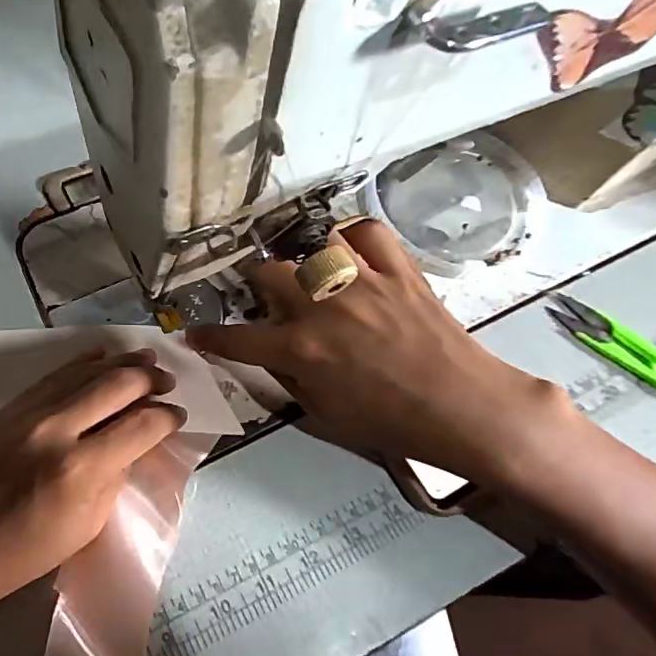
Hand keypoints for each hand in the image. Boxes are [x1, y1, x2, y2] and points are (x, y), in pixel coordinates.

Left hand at [0, 349, 185, 608]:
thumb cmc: (27, 550)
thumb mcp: (90, 522)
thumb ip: (117, 473)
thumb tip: (135, 440)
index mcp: (80, 468)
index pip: (141, 426)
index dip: (167, 417)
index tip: (178, 416)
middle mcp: (56, 429)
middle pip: (117, 385)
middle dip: (151, 379)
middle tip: (168, 382)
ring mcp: (29, 413)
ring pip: (87, 370)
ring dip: (122, 362)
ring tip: (148, 358)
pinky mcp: (10, 408)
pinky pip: (56, 374)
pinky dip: (84, 362)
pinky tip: (103, 356)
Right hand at [187, 221, 577, 491]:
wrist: (459, 407)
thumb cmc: (391, 423)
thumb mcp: (325, 416)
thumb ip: (290, 381)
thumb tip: (272, 355)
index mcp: (301, 350)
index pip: (237, 339)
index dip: (210, 337)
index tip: (196, 333)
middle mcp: (323, 307)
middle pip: (270, 273)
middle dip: (259, 285)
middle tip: (269, 298)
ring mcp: (362, 282)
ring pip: (315, 246)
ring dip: (307, 261)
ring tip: (316, 274)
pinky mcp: (397, 270)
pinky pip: (368, 233)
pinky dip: (356, 238)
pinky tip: (354, 253)